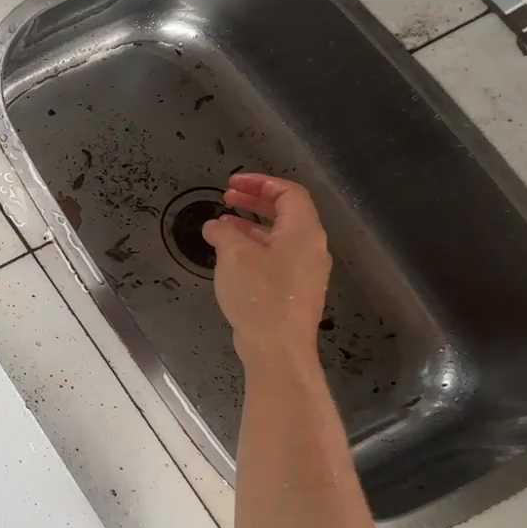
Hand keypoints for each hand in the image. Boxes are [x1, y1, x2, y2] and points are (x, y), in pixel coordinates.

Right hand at [204, 173, 331, 362]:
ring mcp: (303, 268)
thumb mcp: (234, 255)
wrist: (277, 345)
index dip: (261, 183)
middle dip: (255, 201)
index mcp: (303, 232)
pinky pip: (275, 254)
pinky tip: (230, 253)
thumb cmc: (259, 294)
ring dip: (250, 224)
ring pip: (279, 234)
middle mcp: (310, 247)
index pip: (289, 194)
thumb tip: (216, 225)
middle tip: (226, 196)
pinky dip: (253, 245)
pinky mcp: (293, 287)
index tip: (233, 182)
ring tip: (221, 224)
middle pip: (287, 212)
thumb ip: (224, 232)